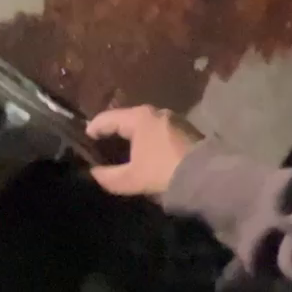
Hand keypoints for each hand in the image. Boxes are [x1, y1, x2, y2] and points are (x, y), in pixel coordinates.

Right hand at [86, 105, 200, 196]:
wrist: (207, 176)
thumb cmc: (163, 172)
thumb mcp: (132, 179)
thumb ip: (108, 176)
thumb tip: (94, 173)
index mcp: (139, 118)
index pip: (107, 118)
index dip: (93, 129)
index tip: (84, 139)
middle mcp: (156, 112)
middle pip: (126, 119)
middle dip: (113, 132)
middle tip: (101, 146)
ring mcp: (174, 119)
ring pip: (144, 125)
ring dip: (132, 135)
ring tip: (123, 151)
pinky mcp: (186, 130)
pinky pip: (158, 131)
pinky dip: (148, 139)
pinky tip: (146, 153)